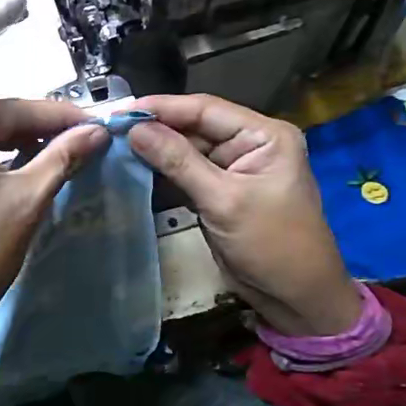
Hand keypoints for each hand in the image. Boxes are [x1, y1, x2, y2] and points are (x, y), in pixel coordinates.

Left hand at [0, 91, 108, 356]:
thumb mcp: (27, 201)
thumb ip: (63, 157)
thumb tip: (98, 131)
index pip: (3, 101)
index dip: (48, 107)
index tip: (87, 121)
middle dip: (37, 122)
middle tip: (83, 137)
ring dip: (20, 138)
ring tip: (65, 150)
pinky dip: (0, 155)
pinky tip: (31, 166)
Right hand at [129, 94, 362, 336]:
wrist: (296, 297)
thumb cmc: (271, 244)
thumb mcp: (224, 200)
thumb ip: (178, 162)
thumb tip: (135, 130)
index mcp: (264, 135)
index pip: (205, 109)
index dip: (162, 108)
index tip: (119, 111)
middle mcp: (249, 144)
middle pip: (194, 128)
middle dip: (154, 131)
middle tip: (109, 131)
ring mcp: (233, 170)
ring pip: (186, 152)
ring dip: (154, 153)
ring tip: (112, 147)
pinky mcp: (219, 194)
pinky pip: (186, 176)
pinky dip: (163, 175)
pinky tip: (132, 170)